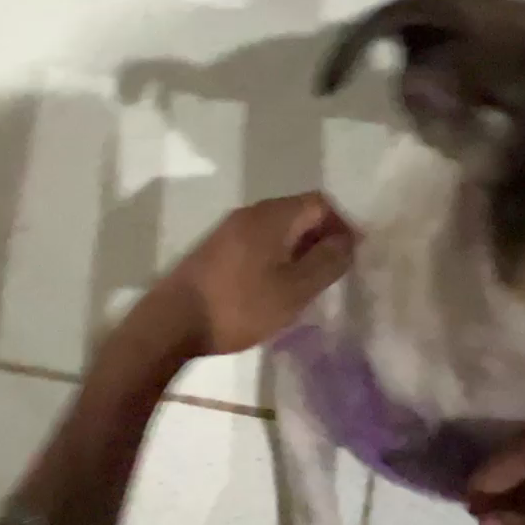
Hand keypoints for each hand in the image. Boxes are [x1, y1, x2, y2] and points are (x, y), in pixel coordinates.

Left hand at [145, 192, 356, 356]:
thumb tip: (348, 241)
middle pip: (297, 213)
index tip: (351, 257)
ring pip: (276, 230)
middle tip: (333, 273)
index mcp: (272, 215)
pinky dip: (275, 258)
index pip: (320, 203)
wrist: (173, 322)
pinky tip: (274, 288)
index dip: (342, 225)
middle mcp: (249, 213)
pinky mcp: (214, 251)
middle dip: (321, 238)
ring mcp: (227, 231)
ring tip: (307, 284)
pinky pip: (256, 244)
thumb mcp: (294, 290)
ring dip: (297, 250)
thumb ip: (326, 261)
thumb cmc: (240, 306)